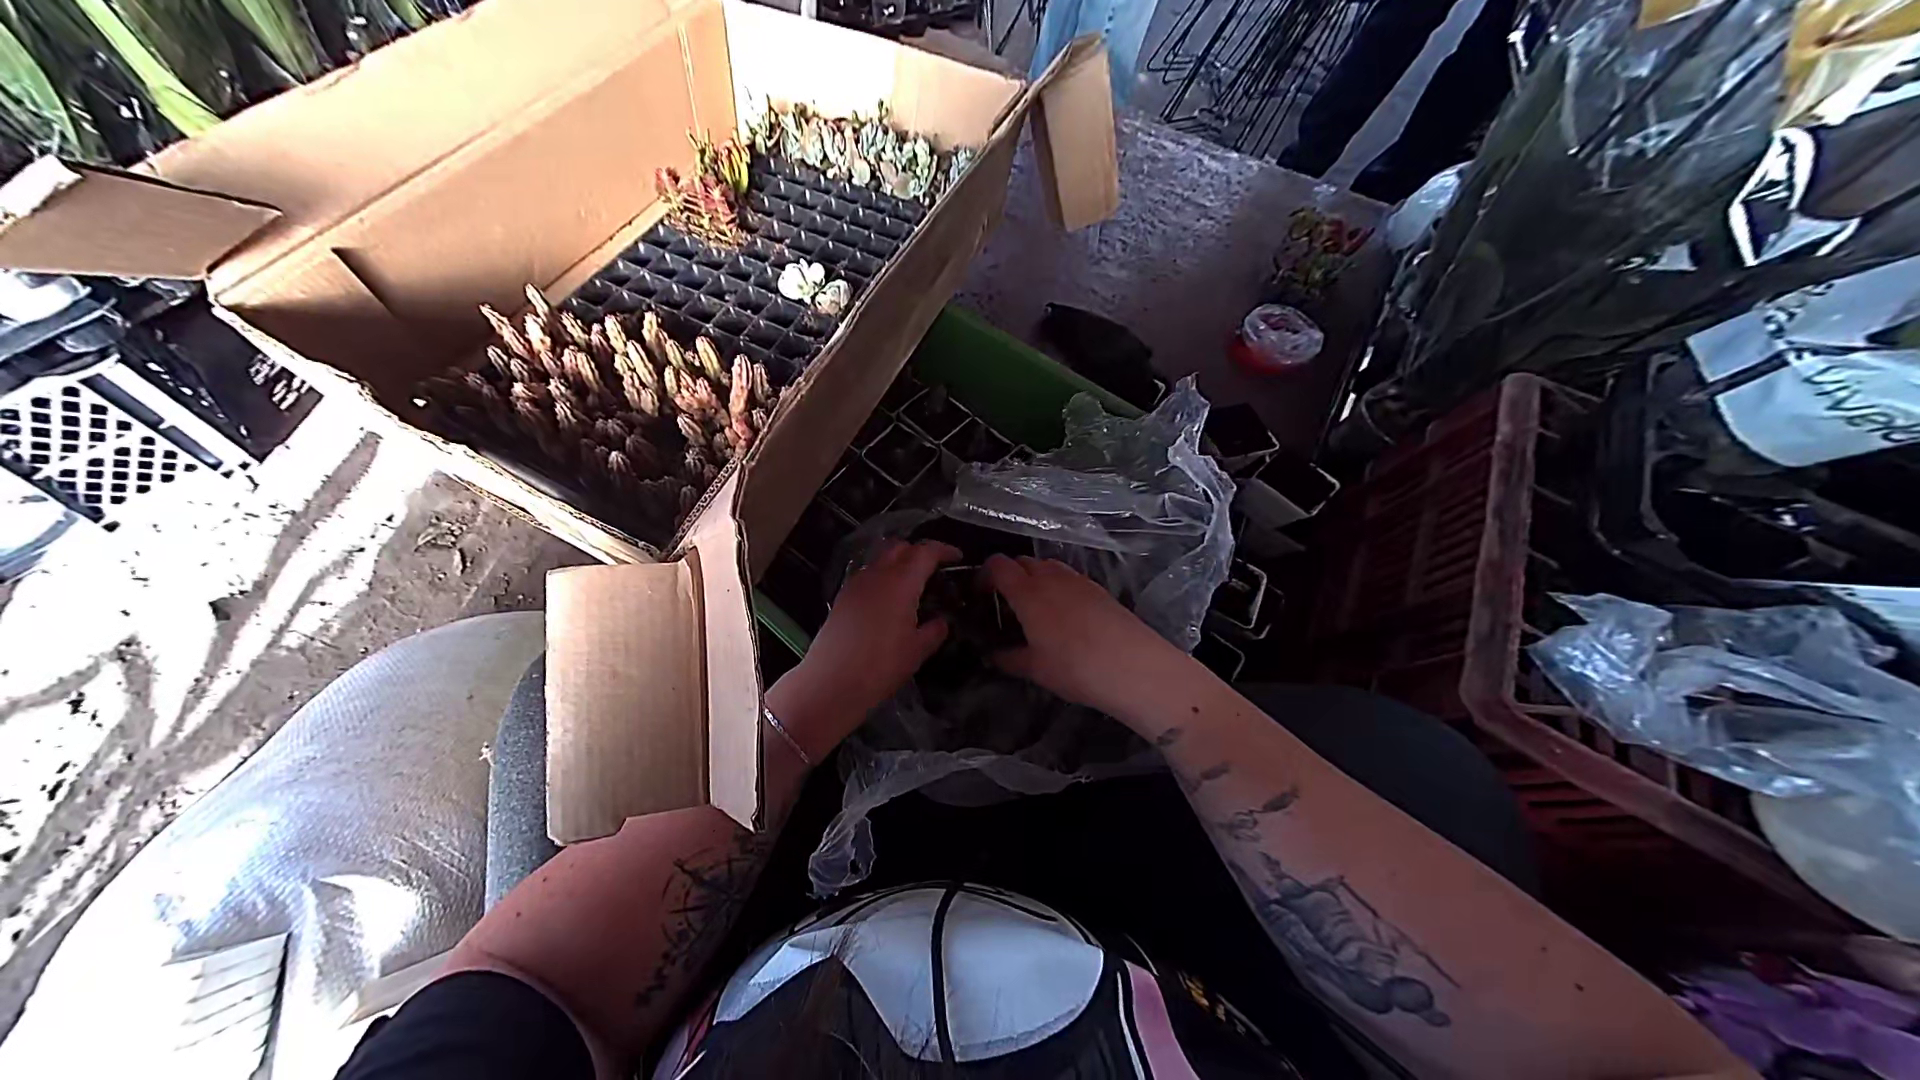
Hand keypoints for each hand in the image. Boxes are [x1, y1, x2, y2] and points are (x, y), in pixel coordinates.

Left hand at [766, 539, 959, 758]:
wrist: (830, 683)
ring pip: (880, 559)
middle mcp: (876, 575)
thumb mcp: (917, 651)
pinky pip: (867, 575)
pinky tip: (889, 601)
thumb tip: (941, 621)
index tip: (957, 558)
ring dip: (898, 563)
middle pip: (899, 547)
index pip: (925, 552)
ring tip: (913, 585)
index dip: (944, 550)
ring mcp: (855, 584)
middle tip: (934, 569)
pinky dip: (882, 577)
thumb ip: (934, 631)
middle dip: (919, 552)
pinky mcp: (842, 598)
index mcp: (900, 582)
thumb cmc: (881, 666)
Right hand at [984, 554, 1189, 716]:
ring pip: (1048, 566)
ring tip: (1034, 608)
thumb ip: (1009, 658)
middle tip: (1005, 604)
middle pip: (1022, 561)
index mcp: (1028, 592)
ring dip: (1035, 578)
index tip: (979, 596)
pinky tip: (1063, 614)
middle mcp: (1051, 578)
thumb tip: (993, 655)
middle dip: (1009, 576)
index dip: (984, 575)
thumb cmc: (1075, 667)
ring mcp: (1078, 580)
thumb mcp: (1035, 669)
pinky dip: (1058, 586)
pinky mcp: (1099, 589)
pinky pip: (1069, 577)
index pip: (998, 565)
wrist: (1134, 667)